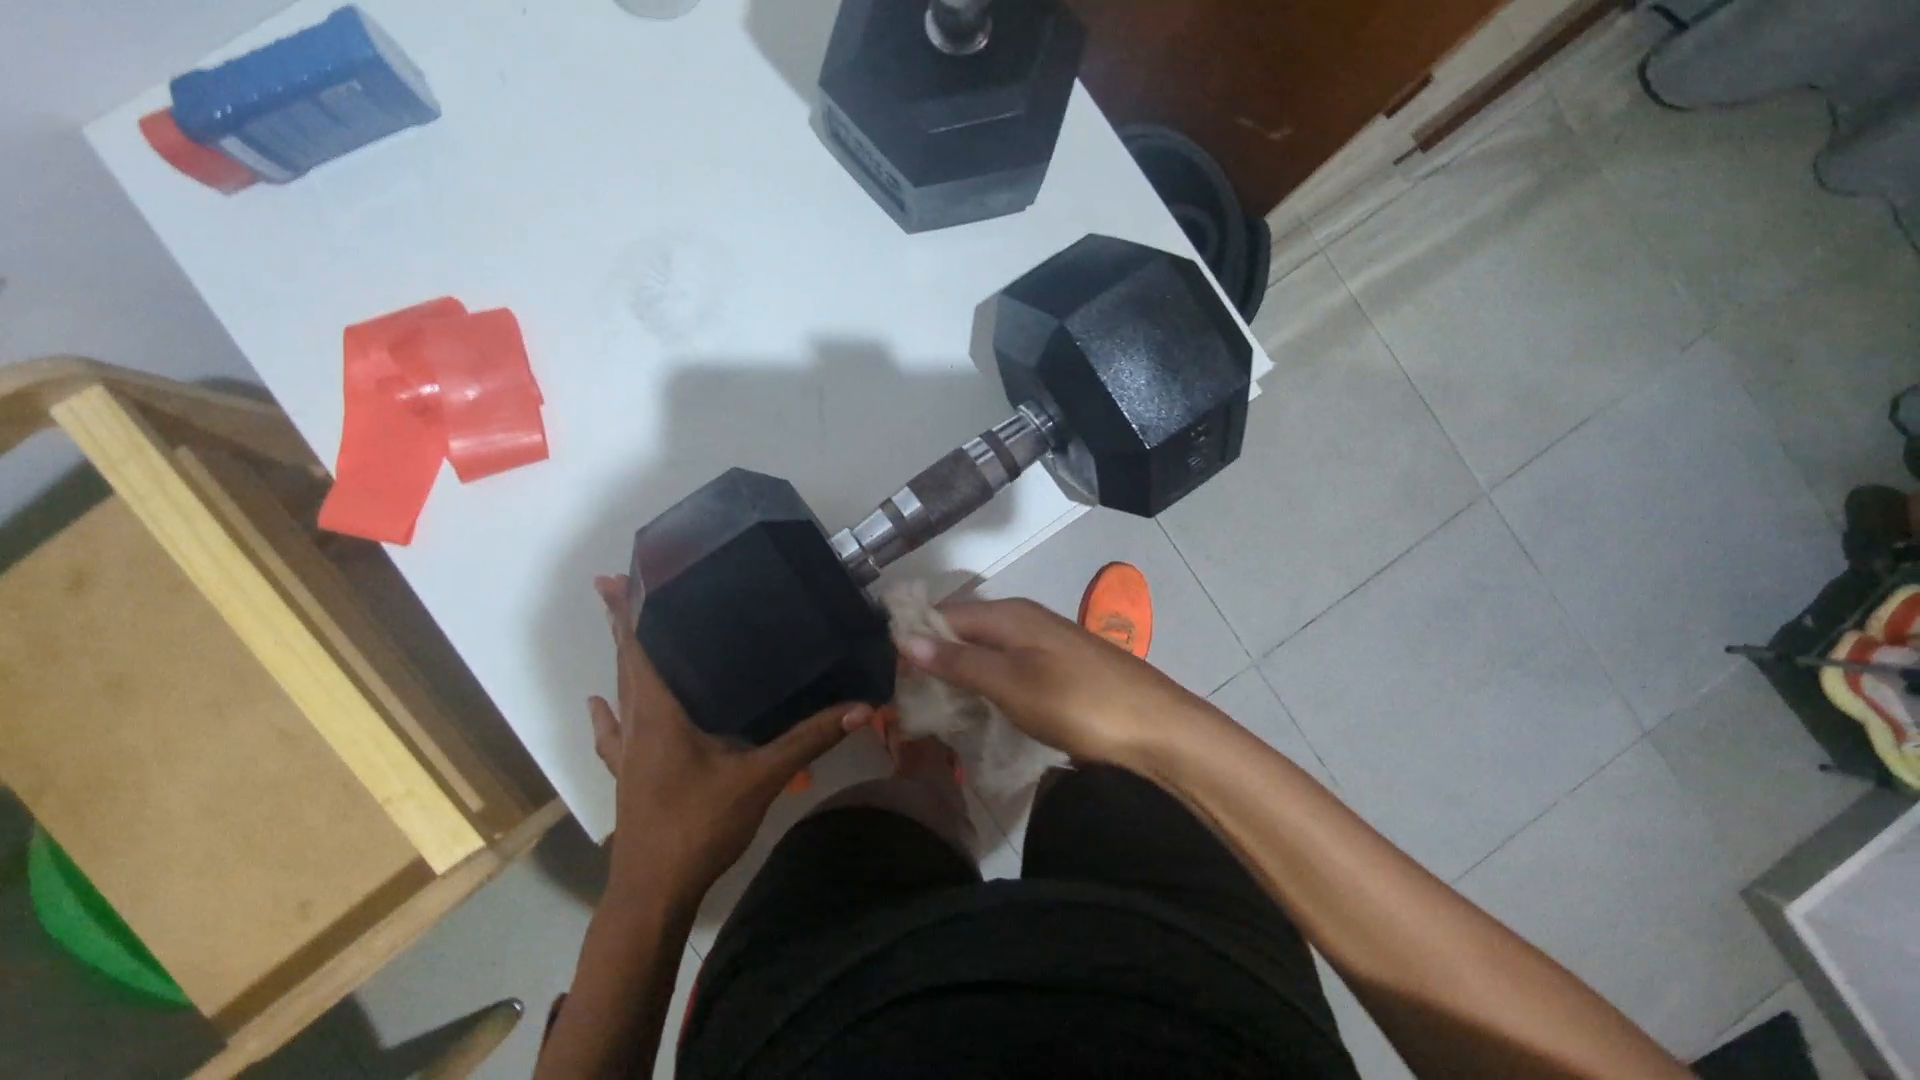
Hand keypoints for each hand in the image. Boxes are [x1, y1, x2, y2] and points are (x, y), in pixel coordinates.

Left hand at [588, 575, 870, 895]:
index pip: (640, 650)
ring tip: (625, 629)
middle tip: (620, 583)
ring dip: (620, 659)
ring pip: (619, 692)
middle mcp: (637, 723)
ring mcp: (626, 751)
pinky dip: (607, 712)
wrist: (653, 892)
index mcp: (661, 714)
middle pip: (625, 663)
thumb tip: (861, 707)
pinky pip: (612, 731)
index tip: (613, 576)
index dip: (627, 613)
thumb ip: (808, 740)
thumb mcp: (760, 779)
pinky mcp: (626, 774)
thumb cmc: (699, 827)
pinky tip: (600, 704)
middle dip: (622, 623)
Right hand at [897, 597, 1208, 769]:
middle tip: (911, 701)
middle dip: (935, 660)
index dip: (915, 639)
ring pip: (989, 652)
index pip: (945, 614)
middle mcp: (1027, 620)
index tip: (892, 677)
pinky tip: (982, 712)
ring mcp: (1047, 645)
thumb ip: (958, 661)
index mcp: (1010, 614)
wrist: (1156, 730)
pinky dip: (990, 687)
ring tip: (938, 712)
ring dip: (962, 677)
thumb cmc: (1076, 703)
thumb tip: (905, 637)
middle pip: (966, 631)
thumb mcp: (1009, 683)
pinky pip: (1011, 670)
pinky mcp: (1062, 671)